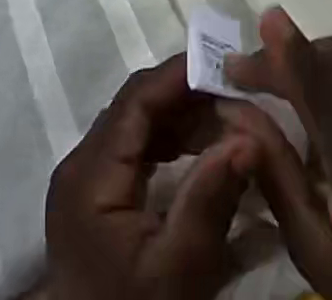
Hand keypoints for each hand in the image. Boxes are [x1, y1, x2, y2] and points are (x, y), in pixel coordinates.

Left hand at [45, 54, 258, 299]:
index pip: (136, 101)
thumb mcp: (178, 268)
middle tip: (236, 93)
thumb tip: (249, 139)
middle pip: (134, 107)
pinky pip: (134, 149)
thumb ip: (210, 200)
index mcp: (93, 171)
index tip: (222, 63)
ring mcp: (87, 175)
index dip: (178, 76)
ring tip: (229, 118)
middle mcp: (83, 160)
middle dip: (185, 95)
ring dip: (180, 117)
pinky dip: (169, 142)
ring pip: (135, 124)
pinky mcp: (96, 191)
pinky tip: (204, 149)